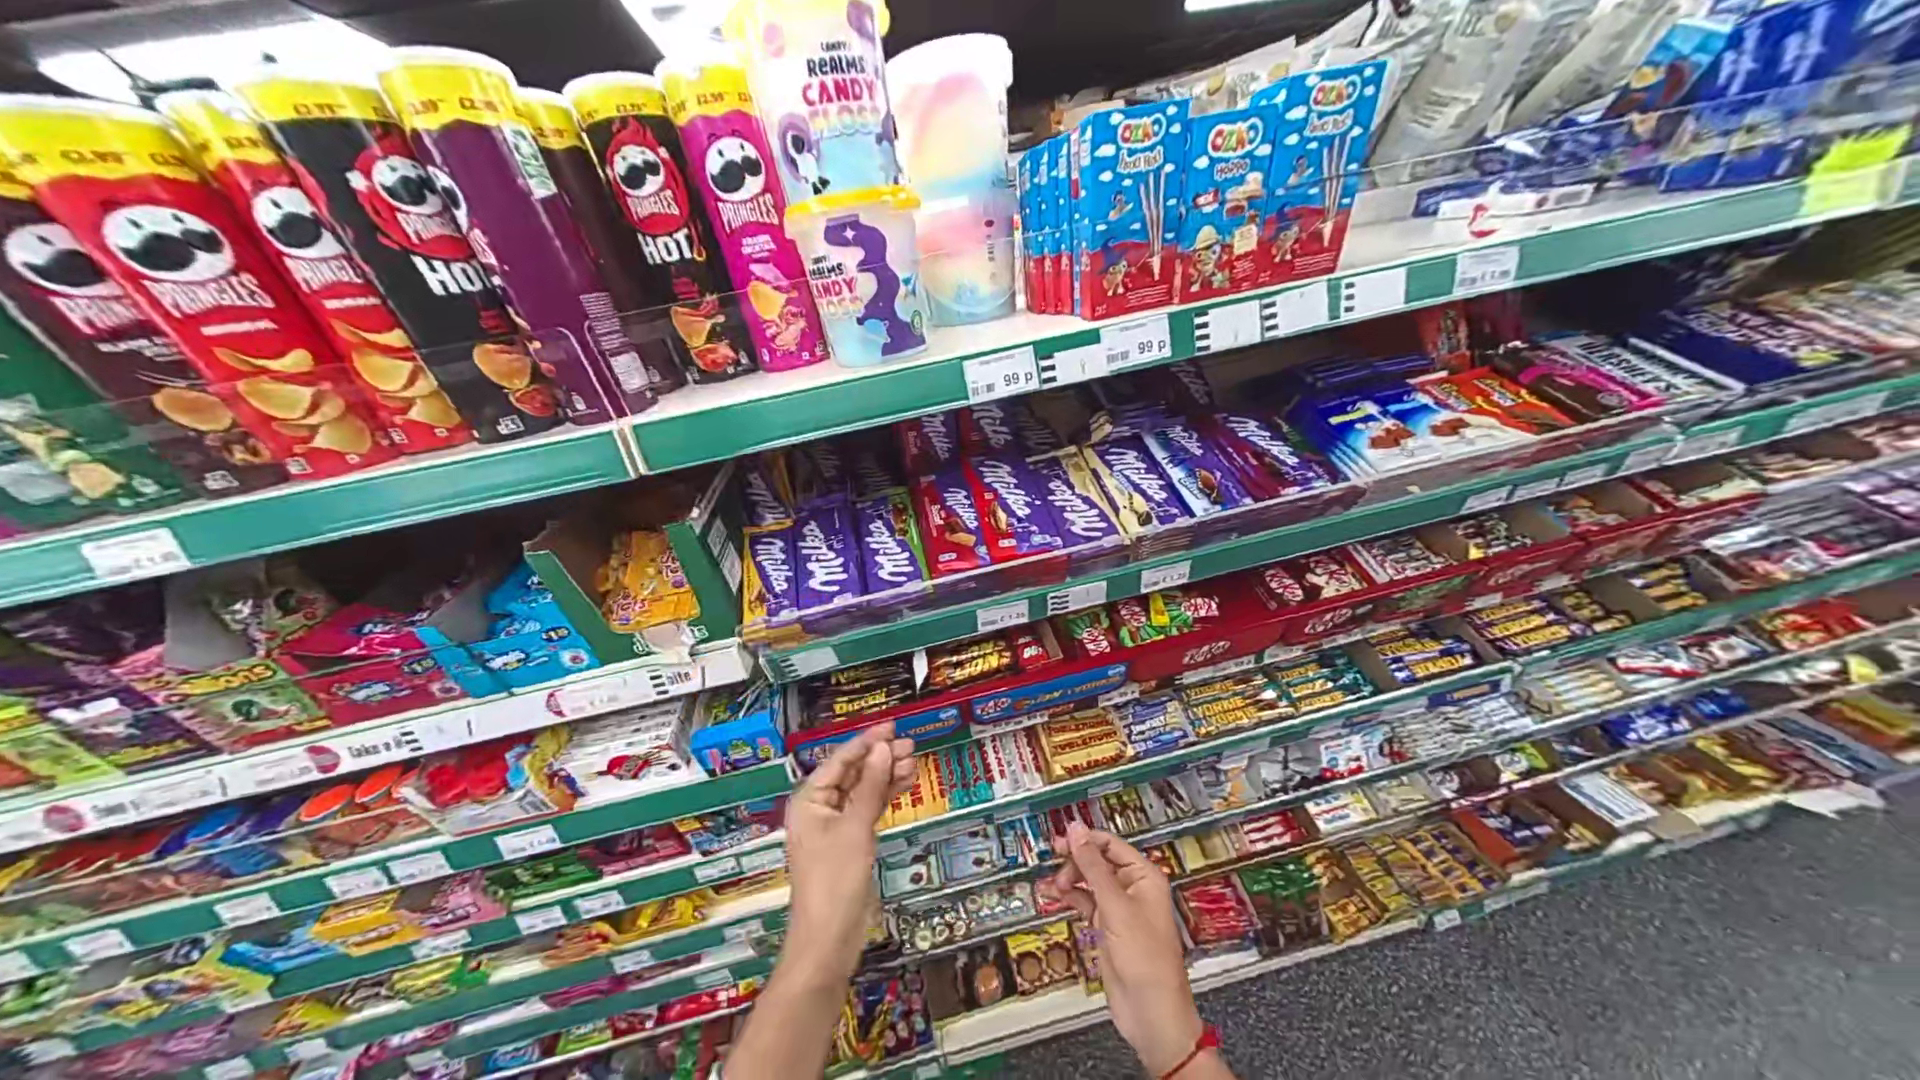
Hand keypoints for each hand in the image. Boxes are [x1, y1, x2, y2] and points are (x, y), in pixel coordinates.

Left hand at [781, 723, 914, 984]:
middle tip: (910, 745)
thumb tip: (882, 748)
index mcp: (809, 801)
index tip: (891, 726)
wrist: (829, 940)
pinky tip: (905, 782)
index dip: (865, 742)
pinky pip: (869, 809)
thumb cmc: (835, 881)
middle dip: (880, 758)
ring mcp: (836, 827)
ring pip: (863, 790)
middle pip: (852, 773)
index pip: (839, 761)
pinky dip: (885, 796)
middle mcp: (820, 809)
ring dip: (886, 775)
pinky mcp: (851, 842)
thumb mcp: (855, 829)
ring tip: (913, 761)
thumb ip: (870, 787)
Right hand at [1042, 823, 1204, 1075]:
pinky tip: (1054, 894)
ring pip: (1088, 880)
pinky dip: (1069, 897)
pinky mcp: (1106, 926)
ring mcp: (1118, 908)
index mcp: (1144, 876)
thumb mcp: (1115, 906)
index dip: (1086, 839)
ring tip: (1053, 884)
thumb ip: (1092, 866)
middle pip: (1097, 860)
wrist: (1150, 1012)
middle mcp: (1132, 888)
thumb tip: (1077, 832)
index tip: (1061, 838)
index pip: (1111, 844)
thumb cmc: (1147, 960)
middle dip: (1075, 859)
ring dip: (1068, 878)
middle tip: (1054, 859)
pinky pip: (1084, 901)